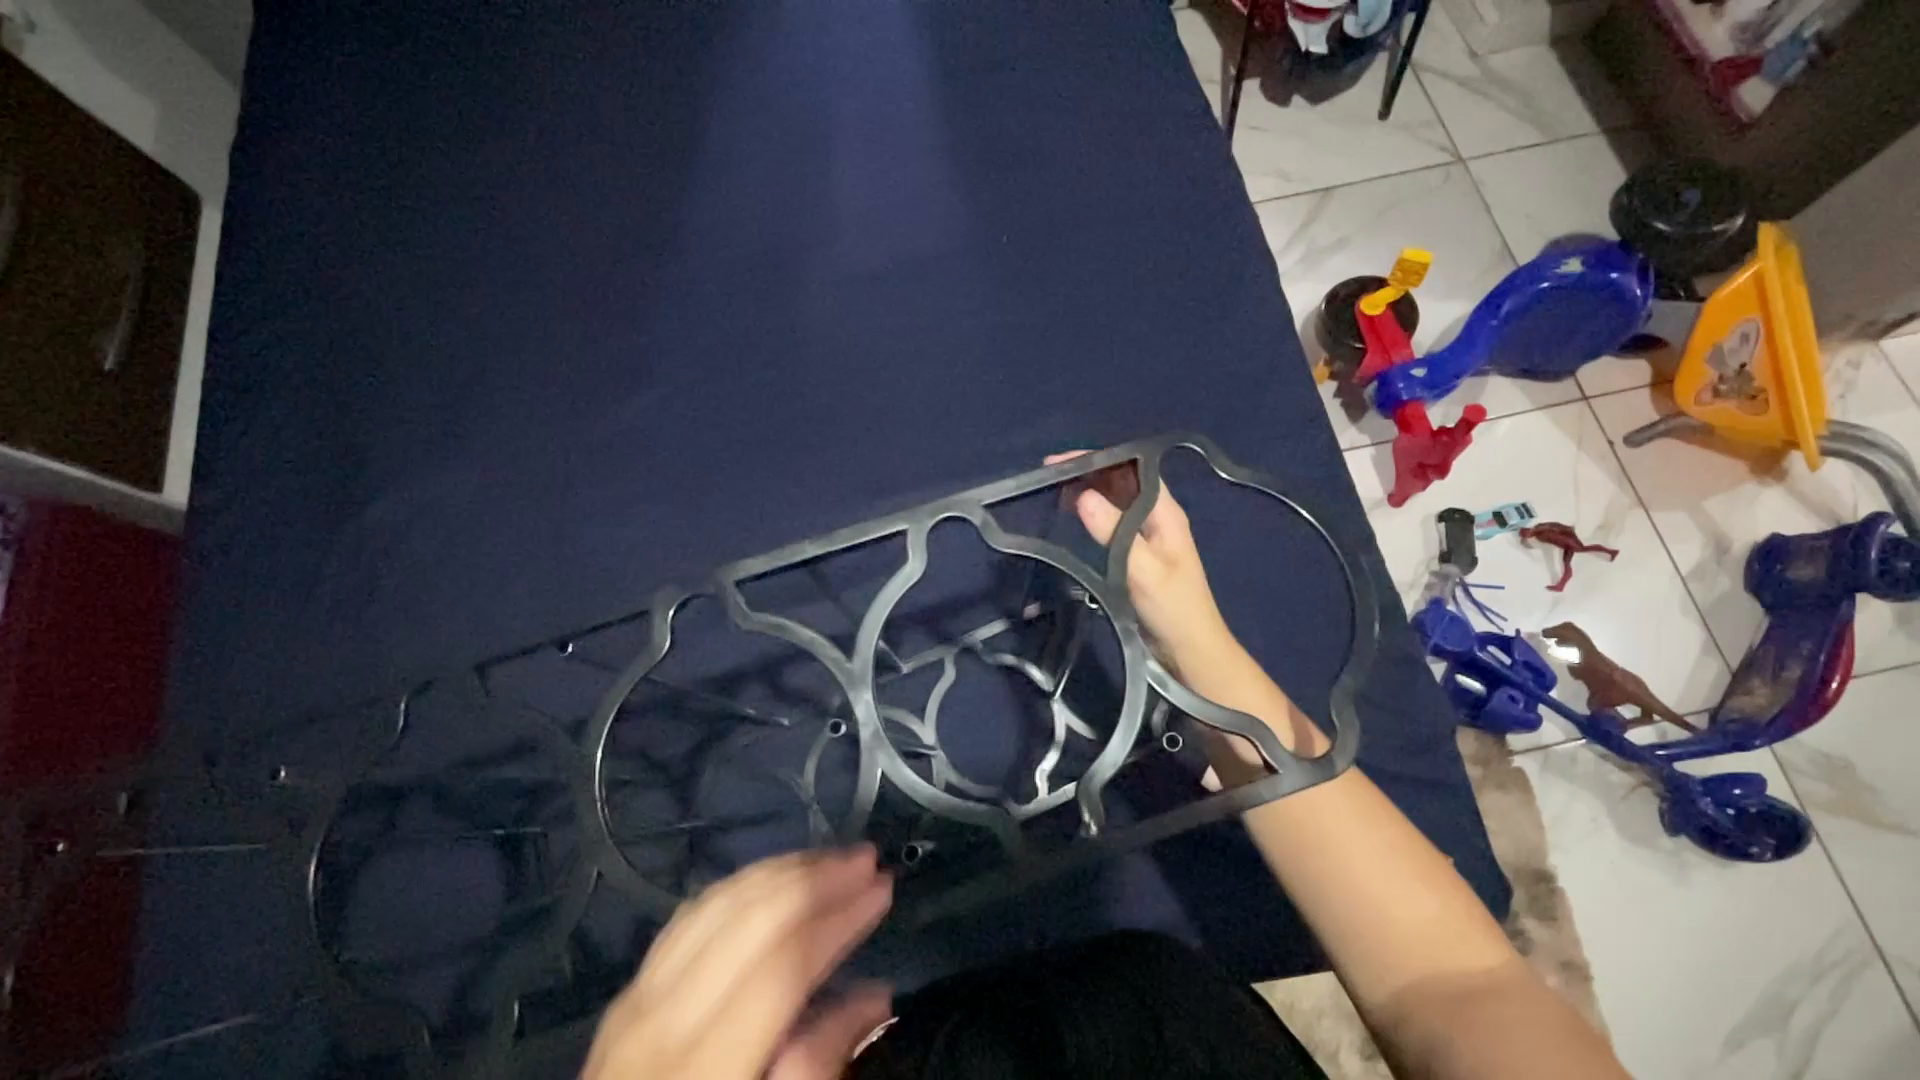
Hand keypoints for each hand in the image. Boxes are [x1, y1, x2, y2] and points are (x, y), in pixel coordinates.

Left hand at [583, 847, 893, 1079]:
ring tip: (831, 860)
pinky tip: (770, 881)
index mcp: (707, 1067)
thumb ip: (819, 1068)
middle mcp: (664, 1018)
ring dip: (781, 871)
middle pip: (750, 918)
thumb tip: (876, 994)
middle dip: (816, 878)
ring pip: (718, 904)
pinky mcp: (627, 994)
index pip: (784, 962)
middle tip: (867, 859)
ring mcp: (637, 1000)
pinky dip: (739, 887)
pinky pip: (689, 916)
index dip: (839, 916)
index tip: (885, 887)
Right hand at [1045, 452, 1235, 672]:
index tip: (1060, 462)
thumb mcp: (1142, 569)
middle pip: (1121, 482)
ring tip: (1051, 491)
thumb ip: (1115, 531)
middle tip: (1046, 475)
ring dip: (1087, 492)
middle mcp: (1156, 518)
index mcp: (1165, 513)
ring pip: (1114, 501)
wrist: (1190, 651)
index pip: (1131, 469)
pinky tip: (1070, 518)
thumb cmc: (1173, 608)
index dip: (1098, 459)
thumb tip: (1083, 495)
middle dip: (1087, 472)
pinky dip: (1090, 514)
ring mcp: (1146, 537)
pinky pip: (1110, 523)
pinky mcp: (1136, 556)